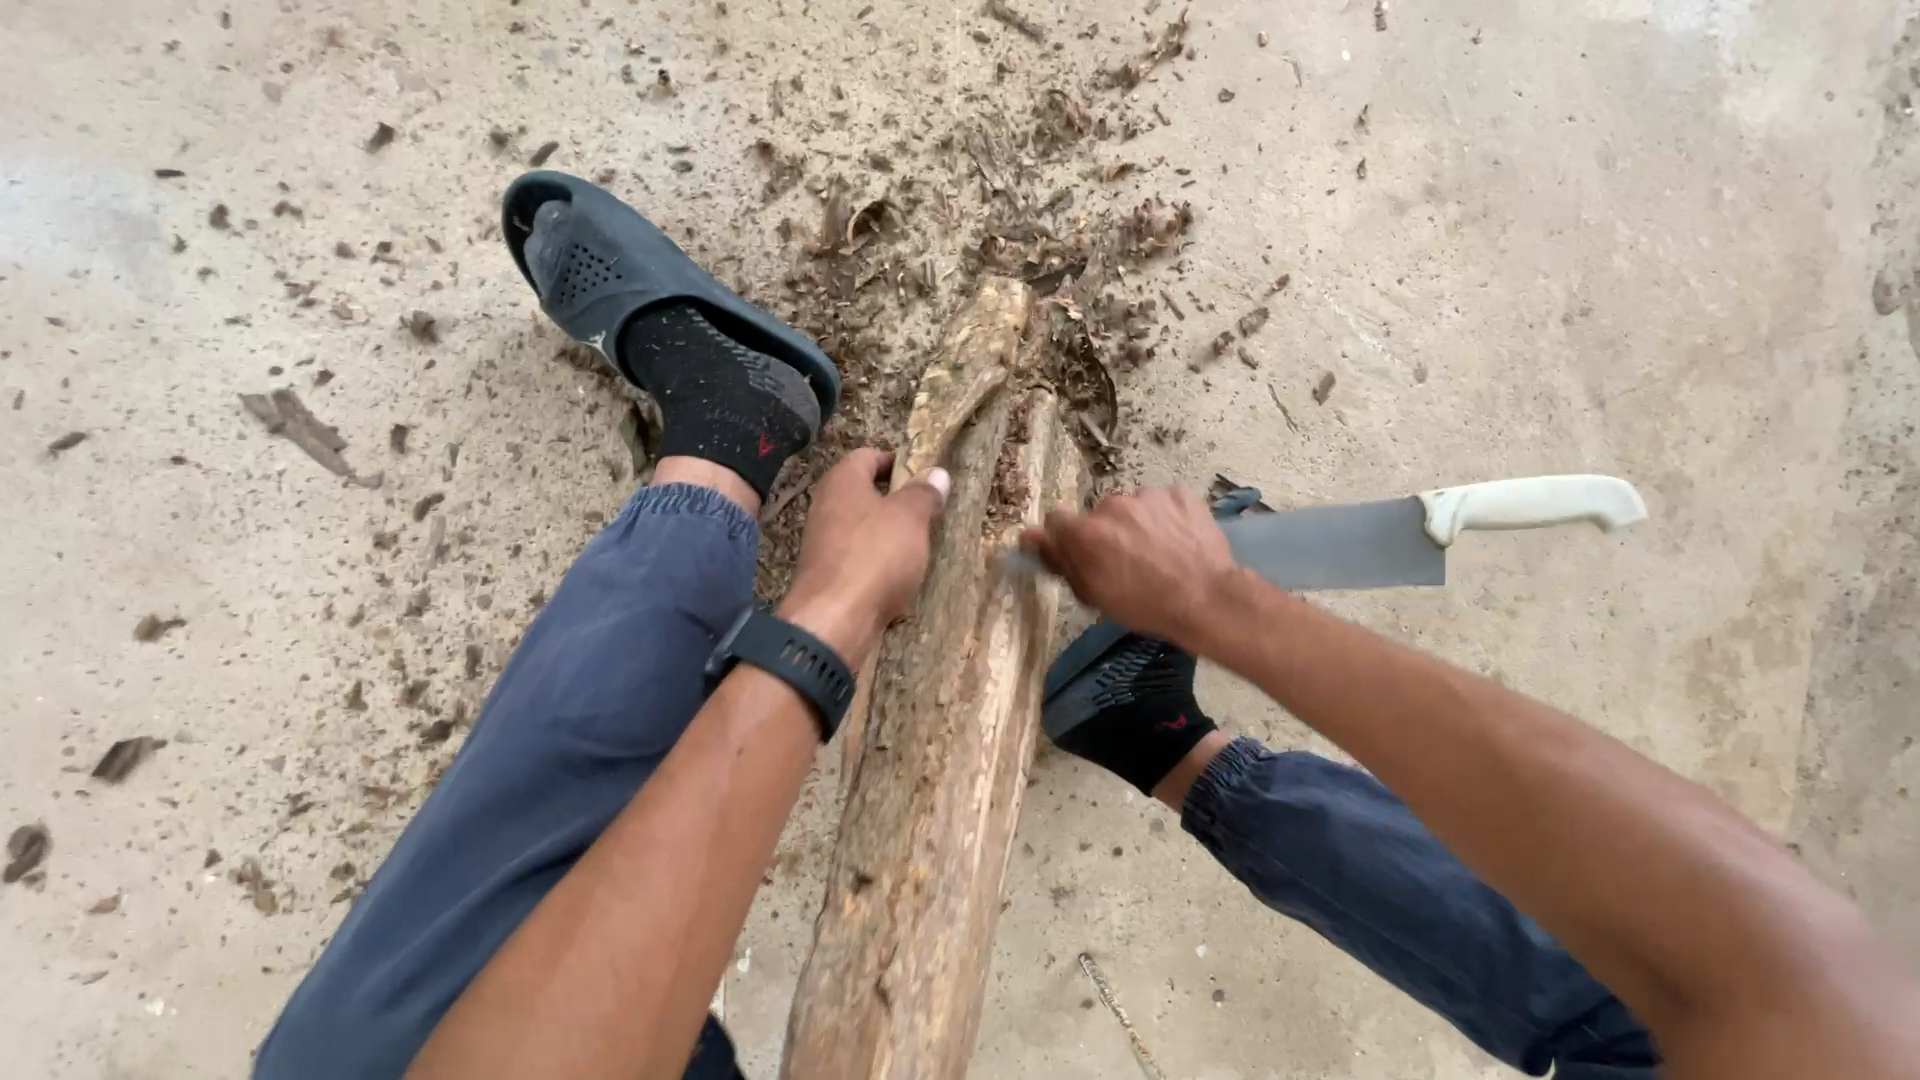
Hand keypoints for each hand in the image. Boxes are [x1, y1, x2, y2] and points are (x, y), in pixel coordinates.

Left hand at [778, 448, 950, 665]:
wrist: (833, 620)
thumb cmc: (875, 556)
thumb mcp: (910, 518)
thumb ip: (924, 493)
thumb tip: (937, 474)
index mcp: (842, 480)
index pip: (868, 455)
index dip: (897, 461)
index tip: (925, 477)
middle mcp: (826, 505)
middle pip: (864, 492)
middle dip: (896, 500)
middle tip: (928, 512)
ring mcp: (823, 542)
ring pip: (862, 527)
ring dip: (890, 533)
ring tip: (920, 544)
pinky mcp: (827, 574)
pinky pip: (858, 557)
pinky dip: (878, 562)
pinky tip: (899, 575)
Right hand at [1020, 487, 1237, 647]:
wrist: (1207, 599)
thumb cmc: (1145, 606)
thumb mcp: (1094, 594)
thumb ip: (1059, 560)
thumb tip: (1029, 535)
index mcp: (1087, 532)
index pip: (1056, 520)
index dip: (1067, 538)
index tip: (1082, 555)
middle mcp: (1112, 505)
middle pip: (1098, 516)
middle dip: (1107, 534)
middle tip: (1128, 561)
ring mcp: (1149, 496)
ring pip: (1132, 508)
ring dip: (1138, 524)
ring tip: (1160, 553)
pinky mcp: (1180, 494)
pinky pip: (1163, 503)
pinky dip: (1166, 518)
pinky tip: (1180, 541)